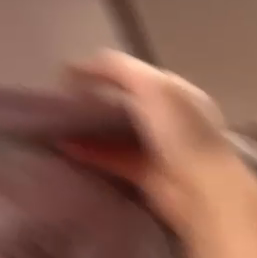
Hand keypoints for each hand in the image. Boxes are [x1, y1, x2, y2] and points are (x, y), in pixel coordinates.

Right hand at [62, 50, 244, 231]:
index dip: (103, 71)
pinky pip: (109, 157)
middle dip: (92, 99)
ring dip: (86, 126)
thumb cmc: (180, 131)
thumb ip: (114, 68)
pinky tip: (63, 145)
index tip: (70, 75)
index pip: (134, 74)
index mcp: (177, 93)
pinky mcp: (143, 174)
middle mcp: (169, 119)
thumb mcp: (150, 84)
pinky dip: (87, 151)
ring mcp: (157, 148)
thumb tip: (74, 66)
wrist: (200, 192)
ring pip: (114, 131)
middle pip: (122, 102)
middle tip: (61, 98)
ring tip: (55, 122)